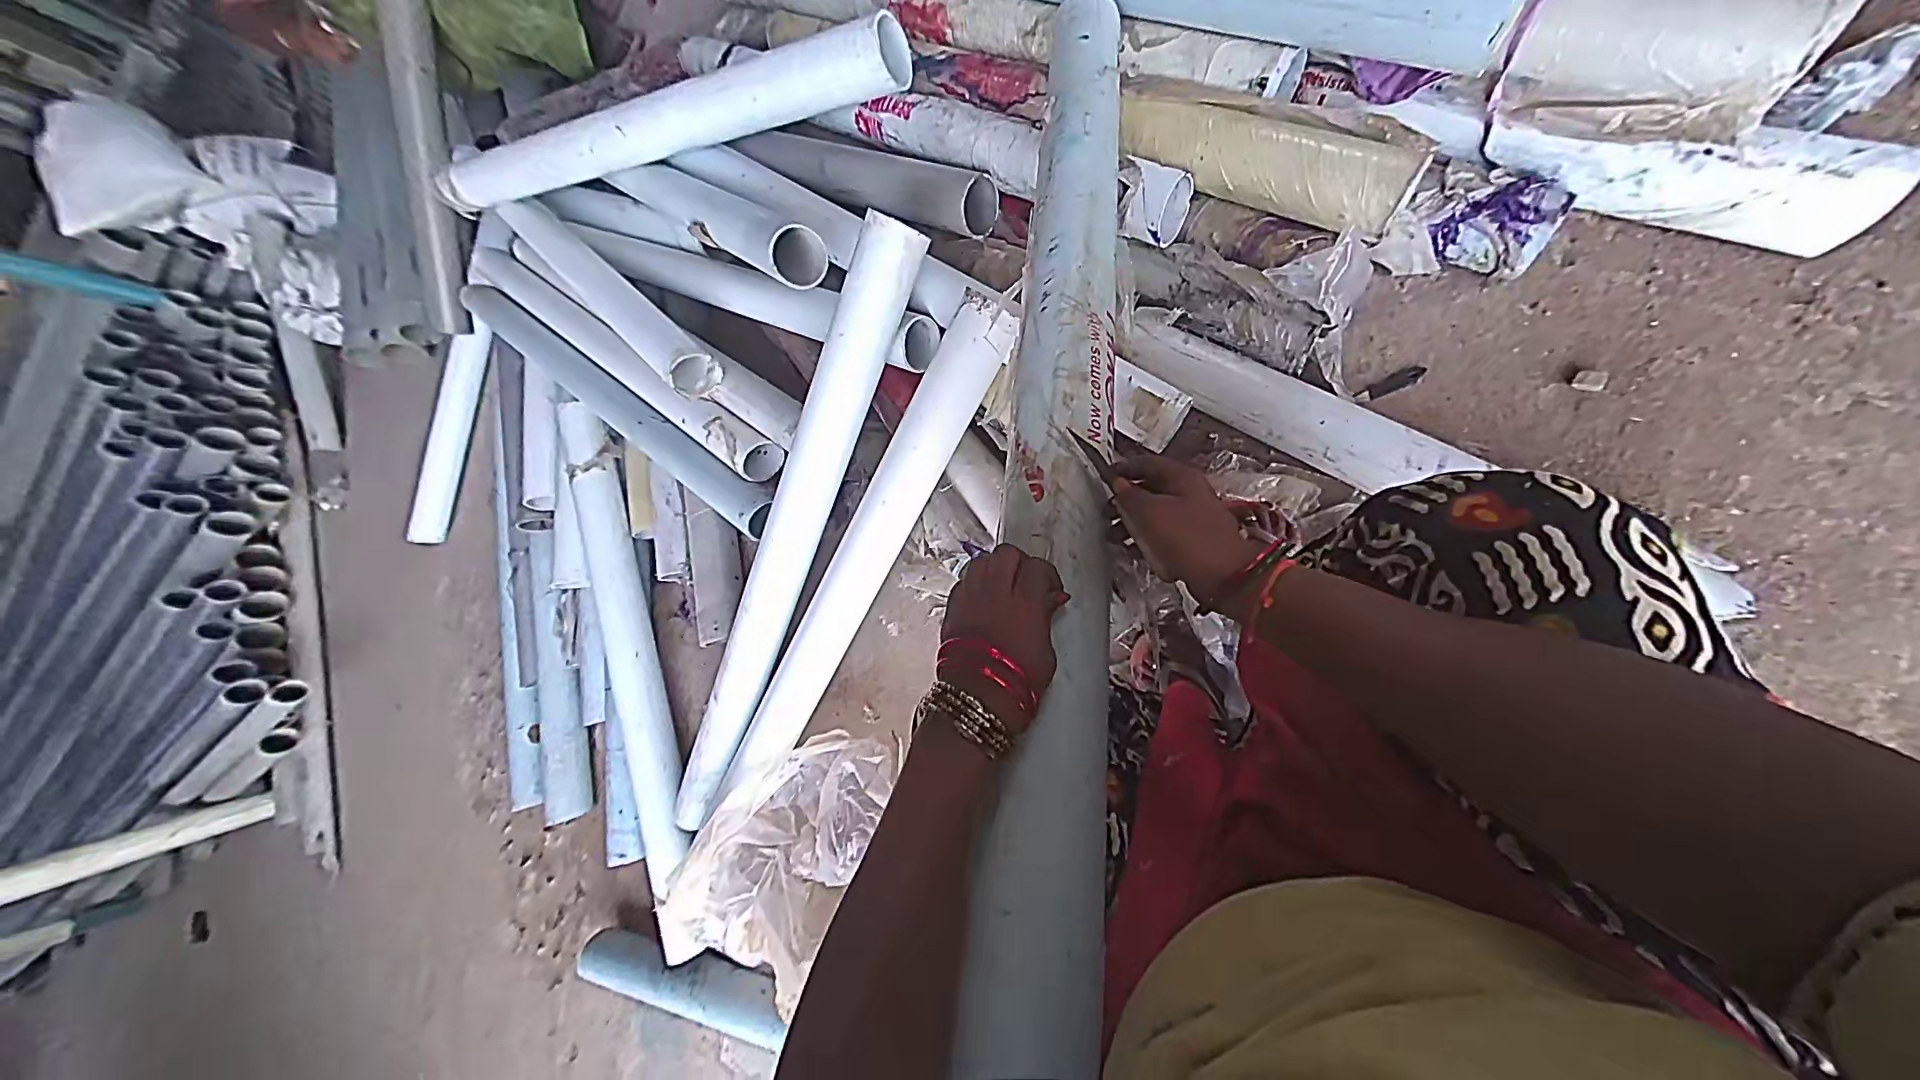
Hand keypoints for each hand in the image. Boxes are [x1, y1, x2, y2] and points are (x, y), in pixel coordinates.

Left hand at [940, 544, 1067, 735]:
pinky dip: (975, 583)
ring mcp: (970, 598)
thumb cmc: (1014, 685)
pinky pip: (964, 580)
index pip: (1038, 567)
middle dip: (1019, 562)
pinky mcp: (952, 608)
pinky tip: (984, 598)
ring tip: (1004, 585)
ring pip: (982, 561)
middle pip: (1007, 554)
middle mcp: (996, 593)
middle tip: (1026, 580)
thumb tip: (1050, 602)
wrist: (977, 700)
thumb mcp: (1046, 654)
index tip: (1049, 588)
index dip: (1046, 575)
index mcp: (1025, 603)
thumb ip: (1046, 618)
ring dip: (995, 568)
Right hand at [1111, 454, 1266, 609]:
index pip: (1148, 463)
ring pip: (1155, 514)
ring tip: (1113, 536)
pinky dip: (1146, 540)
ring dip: (1132, 523)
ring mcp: (1192, 518)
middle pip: (1150, 489)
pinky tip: (1131, 551)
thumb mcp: (1150, 512)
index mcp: (1182, 478)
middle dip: (1125, 501)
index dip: (1124, 468)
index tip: (1105, 476)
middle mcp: (1189, 493)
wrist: (1224, 575)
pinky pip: (1162, 534)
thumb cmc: (1186, 538)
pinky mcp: (1192, 541)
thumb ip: (1130, 496)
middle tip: (1106, 511)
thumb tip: (1118, 485)